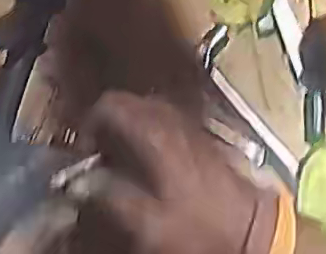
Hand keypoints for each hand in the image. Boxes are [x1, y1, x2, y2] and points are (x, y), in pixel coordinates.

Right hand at [84, 92, 279, 253]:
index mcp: (154, 130)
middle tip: (96, 160)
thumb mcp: (148, 223)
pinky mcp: (193, 127)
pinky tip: (142, 161)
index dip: (89, 124)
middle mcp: (168, 114)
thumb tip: (80, 184)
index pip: (110, 104)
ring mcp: (183, 117)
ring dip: (123, 129)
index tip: (83, 152)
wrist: (245, 222)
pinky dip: (142, 130)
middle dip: (105, 126)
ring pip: (141, 108)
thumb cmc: (198, 224)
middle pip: (124, 102)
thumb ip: (111, 199)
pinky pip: (158, 116)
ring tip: (116, 163)